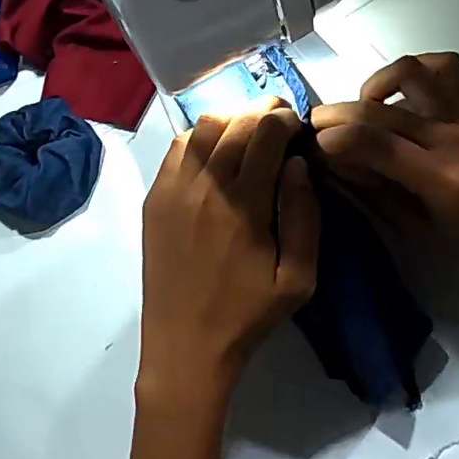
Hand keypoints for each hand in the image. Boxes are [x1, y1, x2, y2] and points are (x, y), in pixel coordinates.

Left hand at [138, 105, 319, 404]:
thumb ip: (304, 215)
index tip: (296, 123)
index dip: (284, 118)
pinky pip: (177, 149)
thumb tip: (298, 163)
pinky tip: (214, 153)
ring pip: (202, 128)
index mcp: (244, 205)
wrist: (185, 346)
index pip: (265, 134)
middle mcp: (206, 187)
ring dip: (230, 121)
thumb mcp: (298, 278)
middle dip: (262, 112)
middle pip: (235, 123)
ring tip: (247, 134)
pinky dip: (199, 138)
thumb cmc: (247, 315)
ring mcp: (174, 189)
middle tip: (278, 121)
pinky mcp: (154, 198)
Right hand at [311, 53, 458, 278]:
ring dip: (375, 83)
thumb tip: (335, 163)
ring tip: (364, 106)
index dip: (332, 138)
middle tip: (315, 125)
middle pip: (379, 109)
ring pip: (412, 71)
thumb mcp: (422, 234)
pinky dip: (415, 69)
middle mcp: (453, 139)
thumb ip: (376, 194)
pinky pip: (447, 68)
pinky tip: (401, 91)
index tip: (312, 146)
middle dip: (334, 113)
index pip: (371, 142)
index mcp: (440, 179)